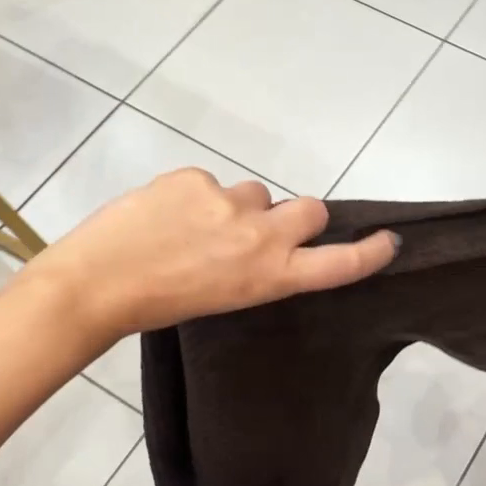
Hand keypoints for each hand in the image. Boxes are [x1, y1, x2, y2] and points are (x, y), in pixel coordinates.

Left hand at [7, 168, 398, 343]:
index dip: (369, 252)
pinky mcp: (195, 178)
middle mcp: (261, 237)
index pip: (337, 263)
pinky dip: (195, 196)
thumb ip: (256, 266)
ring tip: (195, 227)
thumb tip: (264, 239)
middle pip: (311, 210)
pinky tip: (166, 215)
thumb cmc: (160, 306)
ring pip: (254, 193)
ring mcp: (229, 202)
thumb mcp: (225, 298)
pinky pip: (209, 181)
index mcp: (270, 276)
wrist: (97, 284)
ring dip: (237, 207)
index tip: (389, 240)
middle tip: (264, 230)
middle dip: (298, 217)